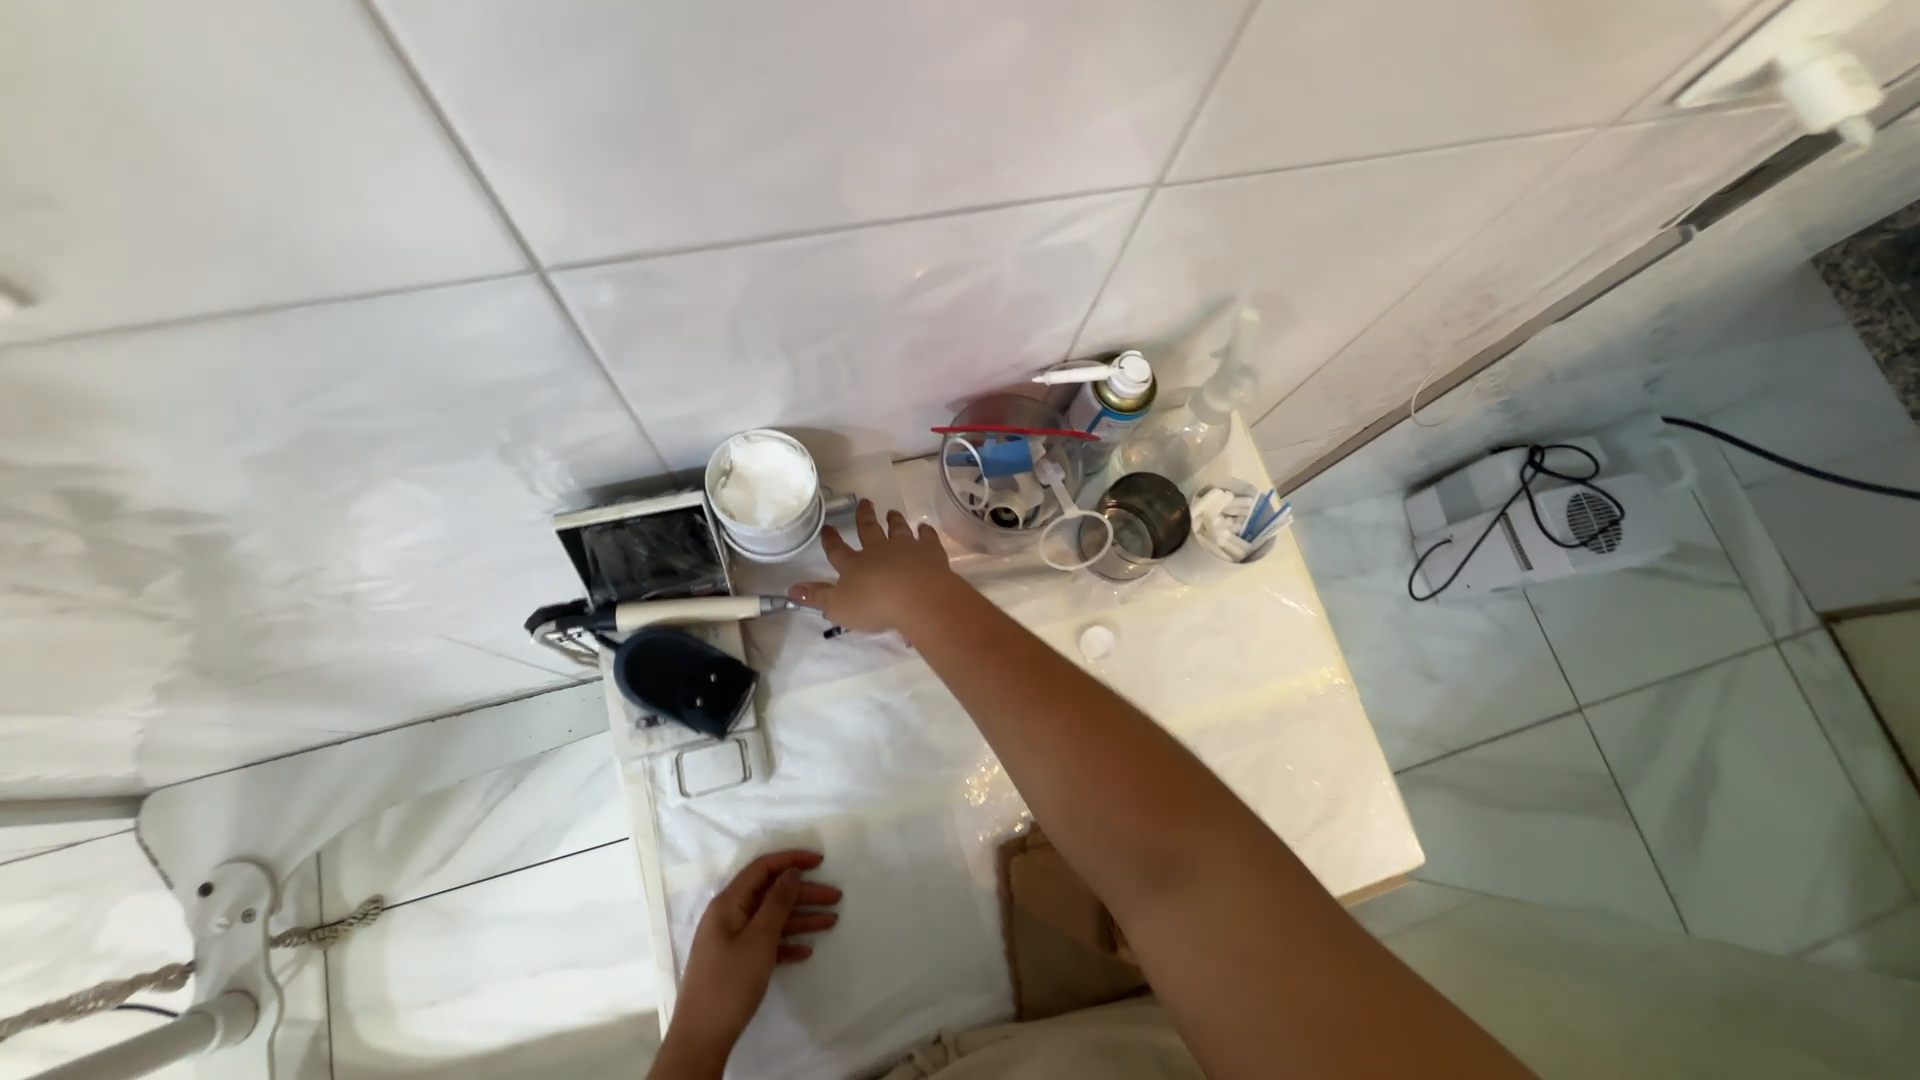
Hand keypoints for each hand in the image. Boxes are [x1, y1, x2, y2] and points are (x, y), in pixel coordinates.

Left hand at [652, 852, 841, 1078]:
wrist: (701, 1038)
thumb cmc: (730, 983)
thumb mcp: (759, 939)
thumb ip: (777, 902)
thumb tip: (791, 872)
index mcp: (729, 903)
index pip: (762, 868)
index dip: (791, 860)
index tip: (820, 861)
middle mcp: (729, 916)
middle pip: (771, 893)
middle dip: (804, 892)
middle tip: (836, 897)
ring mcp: (731, 940)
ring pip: (771, 919)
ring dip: (801, 918)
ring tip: (831, 921)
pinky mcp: (736, 962)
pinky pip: (766, 942)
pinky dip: (787, 942)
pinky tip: (806, 950)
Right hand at [790, 499, 964, 633]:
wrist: (917, 597)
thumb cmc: (874, 605)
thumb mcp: (839, 606)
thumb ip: (817, 597)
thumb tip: (791, 589)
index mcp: (854, 565)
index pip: (837, 550)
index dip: (831, 540)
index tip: (827, 527)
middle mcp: (878, 551)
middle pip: (869, 530)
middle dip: (864, 516)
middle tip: (864, 502)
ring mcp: (906, 549)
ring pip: (898, 529)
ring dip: (894, 520)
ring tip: (892, 511)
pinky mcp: (930, 553)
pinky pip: (927, 538)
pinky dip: (925, 532)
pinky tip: (924, 527)